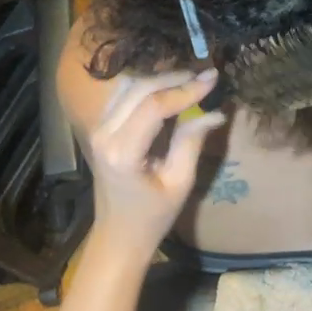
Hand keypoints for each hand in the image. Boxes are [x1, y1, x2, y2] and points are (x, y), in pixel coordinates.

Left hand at [87, 70, 224, 255]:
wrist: (118, 234)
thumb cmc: (152, 217)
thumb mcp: (179, 183)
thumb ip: (191, 142)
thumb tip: (215, 112)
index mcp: (122, 152)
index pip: (154, 106)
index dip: (185, 90)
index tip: (213, 80)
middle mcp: (103, 134)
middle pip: (139, 89)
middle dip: (174, 78)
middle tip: (205, 76)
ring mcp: (97, 129)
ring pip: (128, 87)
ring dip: (159, 80)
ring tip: (189, 81)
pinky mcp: (99, 129)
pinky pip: (121, 96)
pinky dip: (145, 88)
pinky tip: (167, 92)